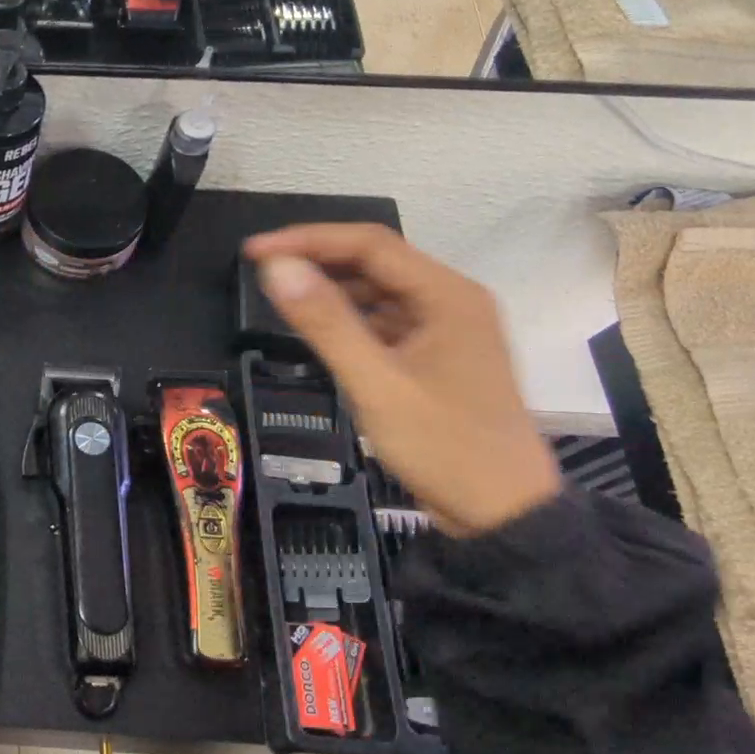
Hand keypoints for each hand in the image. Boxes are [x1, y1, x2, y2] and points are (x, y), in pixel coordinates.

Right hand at [244, 224, 562, 535]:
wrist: (500, 514)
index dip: (308, 240)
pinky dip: (346, 316)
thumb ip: (326, 324)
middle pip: (375, 261)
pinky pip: (383, 318)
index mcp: (448, 297)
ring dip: (329, 287)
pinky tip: (316, 328)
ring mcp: (445, 328)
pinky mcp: (434, 354)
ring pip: (377, 289)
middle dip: (316, 259)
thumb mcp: (376, 385)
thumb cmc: (444, 447)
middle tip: (260, 270)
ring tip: (280, 295)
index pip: (370, 245)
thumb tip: (277, 268)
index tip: (255, 251)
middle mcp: (451, 301)